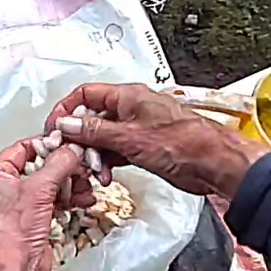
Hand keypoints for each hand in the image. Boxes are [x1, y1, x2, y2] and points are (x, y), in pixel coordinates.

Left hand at [0, 138, 86, 270]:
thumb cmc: (13, 233)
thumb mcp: (39, 189)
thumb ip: (59, 164)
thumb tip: (73, 148)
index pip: (23, 148)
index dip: (48, 144)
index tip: (70, 144)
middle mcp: (3, 187)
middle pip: (40, 166)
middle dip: (65, 167)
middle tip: (85, 165)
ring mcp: (19, 204)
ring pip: (50, 183)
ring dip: (72, 183)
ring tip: (88, 185)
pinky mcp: (32, 218)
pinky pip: (54, 200)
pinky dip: (70, 198)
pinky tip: (85, 199)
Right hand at [46, 82, 269, 198]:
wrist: (215, 164)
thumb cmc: (185, 143)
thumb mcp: (130, 137)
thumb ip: (94, 130)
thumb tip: (67, 124)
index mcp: (127, 96)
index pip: (84, 94)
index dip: (66, 110)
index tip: (54, 128)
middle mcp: (130, 109)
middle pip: (90, 118)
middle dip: (79, 138)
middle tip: (71, 155)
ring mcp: (136, 129)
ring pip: (101, 138)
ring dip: (93, 155)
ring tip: (94, 170)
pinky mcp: (142, 147)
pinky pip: (114, 152)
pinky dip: (107, 163)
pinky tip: (105, 176)